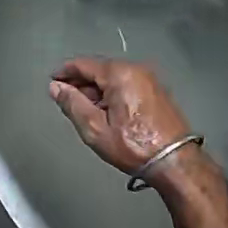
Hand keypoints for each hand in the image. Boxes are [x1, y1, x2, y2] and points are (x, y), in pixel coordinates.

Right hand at [48, 57, 194, 178]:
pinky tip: (105, 111)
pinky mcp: (157, 91)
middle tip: (65, 99)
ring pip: (113, 77)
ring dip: (95, 89)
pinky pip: (126, 84)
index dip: (64, 72)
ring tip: (84, 109)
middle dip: (80, 82)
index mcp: (119, 74)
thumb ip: (71, 103)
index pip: (83, 64)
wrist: (175, 162)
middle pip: (99, 69)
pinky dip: (111, 93)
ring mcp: (150, 80)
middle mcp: (136, 70)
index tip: (52, 82)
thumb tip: (56, 87)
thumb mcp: (94, 128)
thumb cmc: (132, 146)